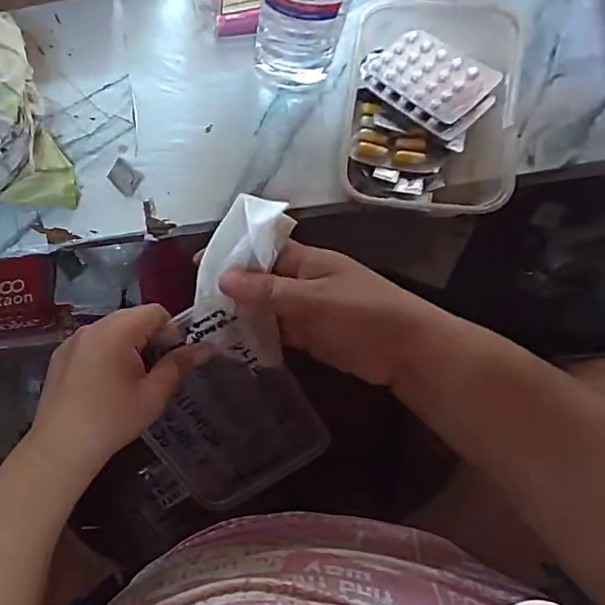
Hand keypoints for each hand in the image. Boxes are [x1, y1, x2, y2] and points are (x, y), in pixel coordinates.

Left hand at [24, 304, 207, 474]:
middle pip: (131, 319)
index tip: (172, 362)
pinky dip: (105, 355)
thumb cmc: (112, 419)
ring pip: (110, 332)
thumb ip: (179, 366)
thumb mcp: (153, 395)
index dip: (171, 332)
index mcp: (116, 331)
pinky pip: (91, 345)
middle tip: (153, 375)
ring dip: (127, 348)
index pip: (154, 312)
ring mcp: (71, 341)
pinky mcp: (60, 356)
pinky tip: (103, 387)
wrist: (62, 445)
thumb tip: (205, 348)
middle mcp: (91, 328)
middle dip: (149, 340)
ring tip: (129, 383)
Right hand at [217, 241, 451, 385]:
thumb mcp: (315, 299)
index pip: (261, 250)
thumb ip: (268, 291)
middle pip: (257, 280)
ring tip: (204, 325)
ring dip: (238, 314)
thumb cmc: (367, 314)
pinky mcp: (307, 336)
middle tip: (194, 302)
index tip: (198, 263)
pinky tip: (231, 344)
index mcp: (306, 262)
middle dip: (228, 288)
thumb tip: (223, 278)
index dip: (231, 254)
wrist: (410, 353)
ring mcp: (303, 310)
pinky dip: (254, 336)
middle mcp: (301, 282)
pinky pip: (273, 331)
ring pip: (262, 308)